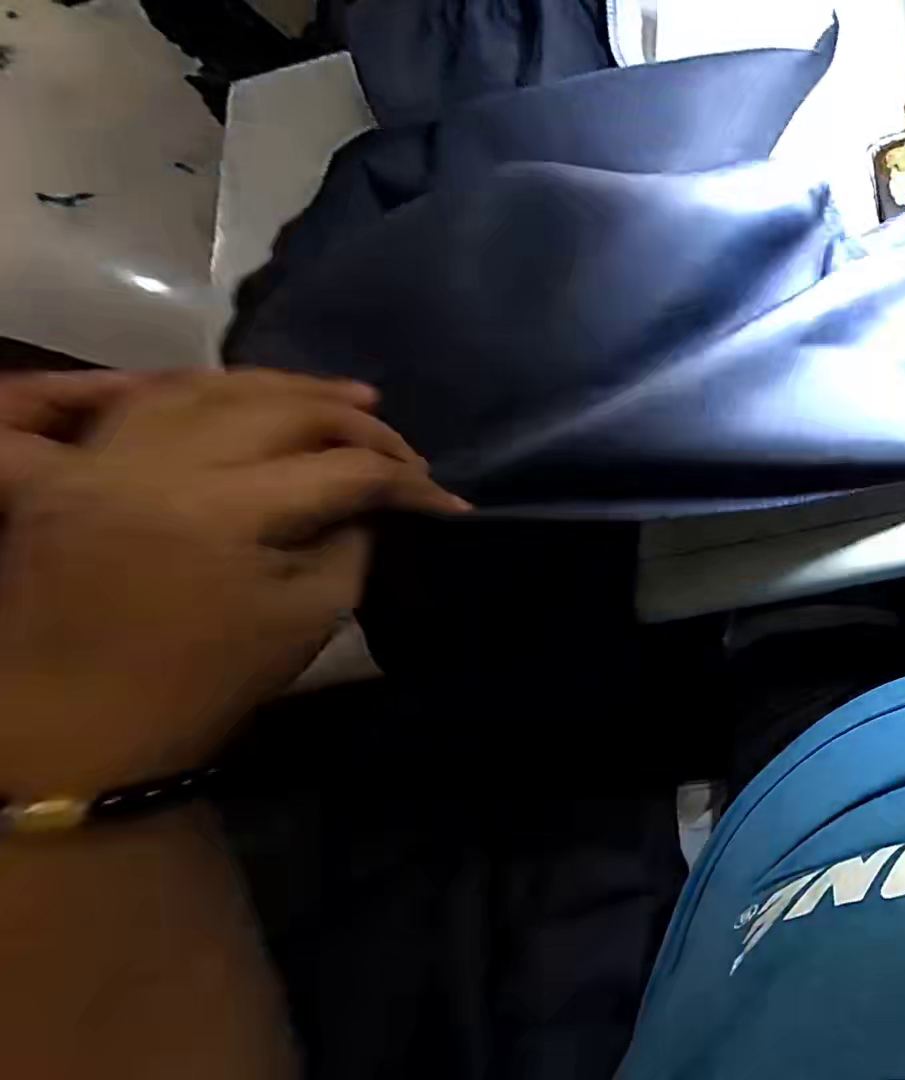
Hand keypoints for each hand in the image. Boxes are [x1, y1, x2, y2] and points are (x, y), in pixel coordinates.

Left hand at [0, 371, 468, 792]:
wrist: (81, 723)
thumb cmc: (217, 671)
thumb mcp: (320, 606)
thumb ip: (356, 535)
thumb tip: (380, 500)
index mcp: (220, 512)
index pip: (347, 470)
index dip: (413, 484)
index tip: (452, 506)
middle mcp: (146, 468)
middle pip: (281, 411)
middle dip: (362, 428)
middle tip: (408, 456)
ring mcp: (86, 465)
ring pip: (197, 389)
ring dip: (282, 387)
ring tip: (345, 397)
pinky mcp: (50, 477)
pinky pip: (73, 407)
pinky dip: (128, 385)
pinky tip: (194, 384)